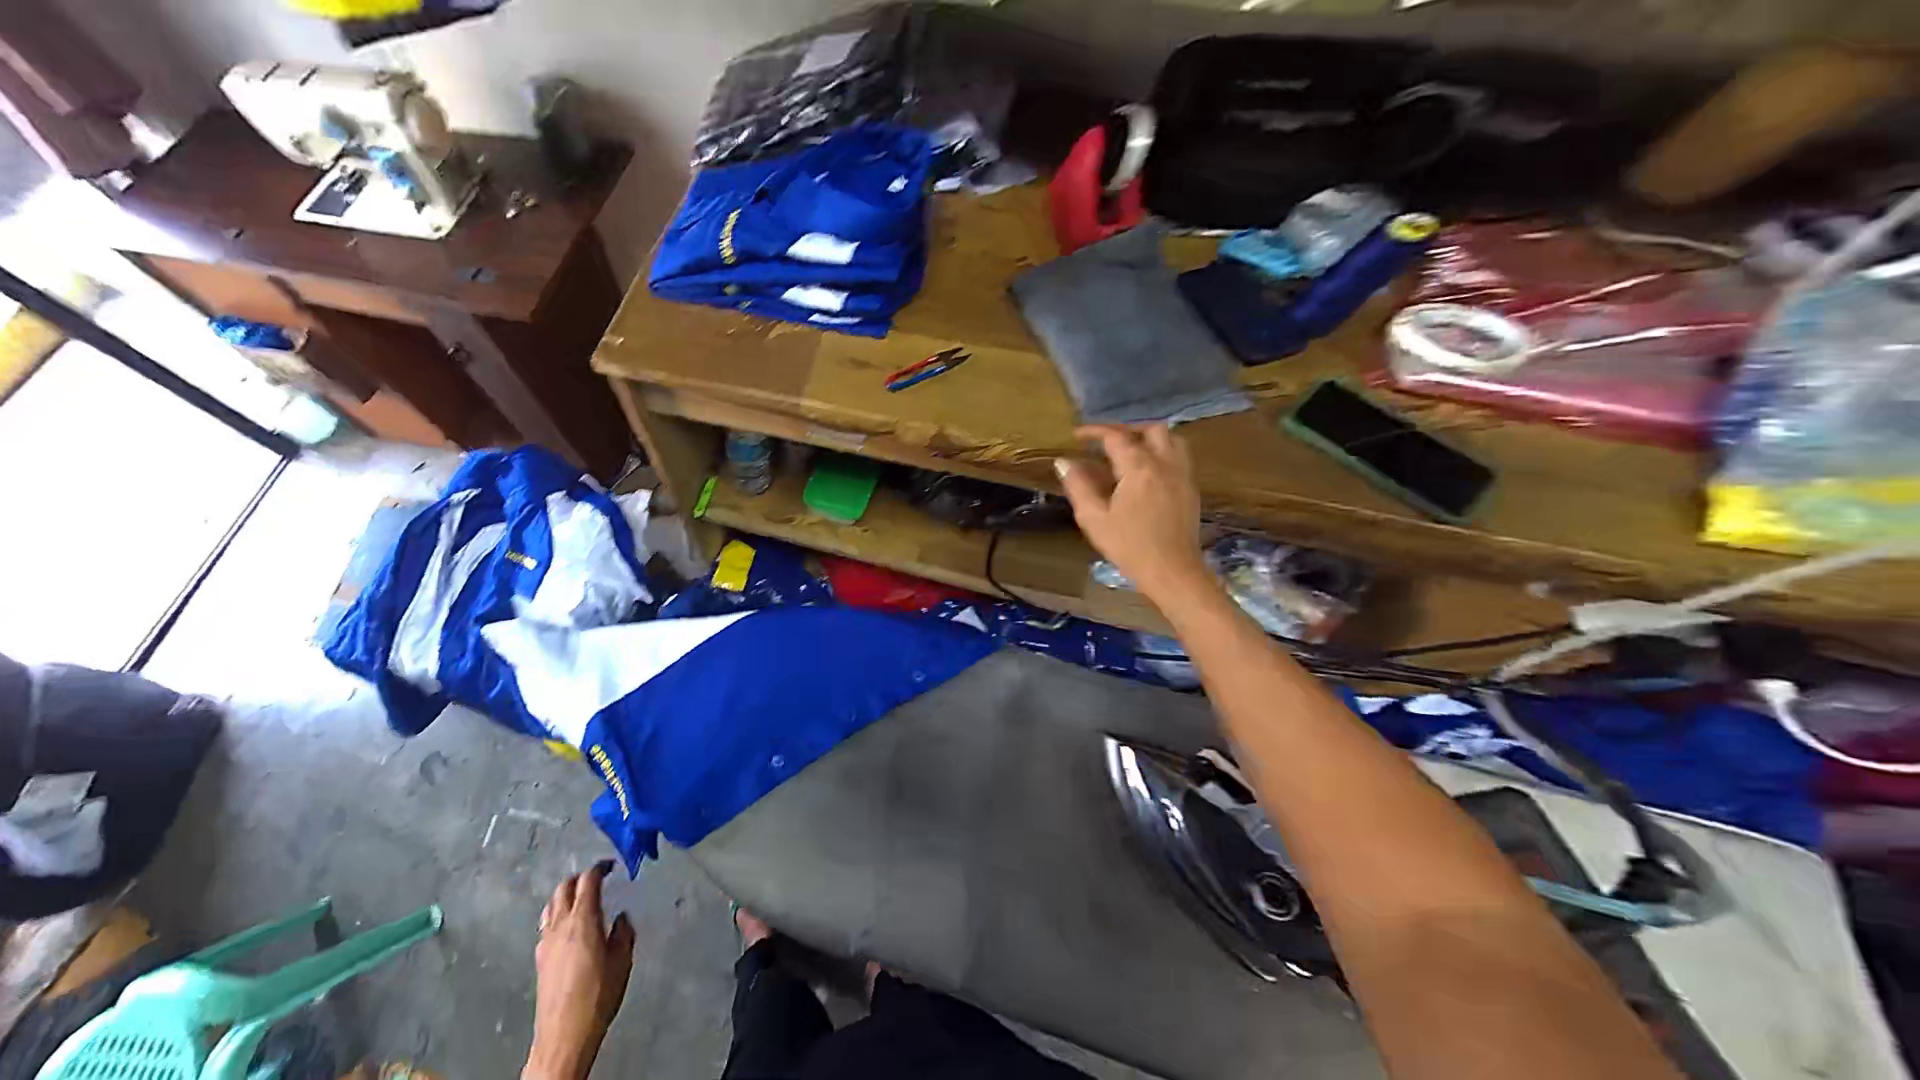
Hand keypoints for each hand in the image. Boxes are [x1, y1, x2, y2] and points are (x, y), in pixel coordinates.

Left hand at [524, 862, 635, 1079]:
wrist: (564, 1033)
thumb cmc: (599, 993)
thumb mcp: (623, 960)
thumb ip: (623, 933)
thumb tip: (620, 918)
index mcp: (583, 919)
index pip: (588, 881)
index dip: (600, 868)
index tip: (612, 866)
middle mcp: (560, 925)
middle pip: (564, 888)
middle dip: (580, 878)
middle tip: (598, 878)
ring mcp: (545, 942)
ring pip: (551, 905)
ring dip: (566, 895)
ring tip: (582, 899)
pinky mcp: (540, 958)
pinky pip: (547, 925)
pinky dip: (558, 915)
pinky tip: (570, 928)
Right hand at [1055, 424, 1210, 604]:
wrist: (1172, 572)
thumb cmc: (1129, 546)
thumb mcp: (1094, 519)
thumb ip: (1078, 486)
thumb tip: (1064, 462)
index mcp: (1139, 467)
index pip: (1115, 436)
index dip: (1094, 431)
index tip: (1076, 435)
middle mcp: (1165, 463)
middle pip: (1151, 429)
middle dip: (1127, 429)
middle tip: (1106, 440)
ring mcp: (1182, 475)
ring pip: (1172, 440)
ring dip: (1150, 438)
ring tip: (1130, 451)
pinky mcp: (1190, 490)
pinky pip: (1179, 457)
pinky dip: (1162, 453)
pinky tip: (1147, 472)